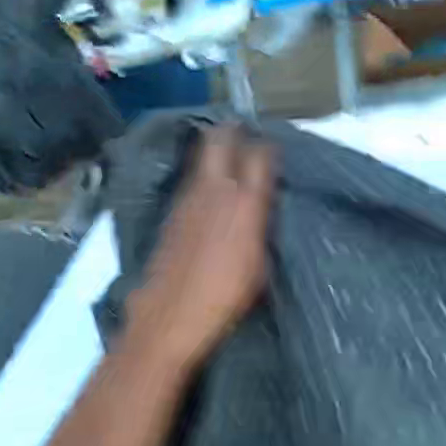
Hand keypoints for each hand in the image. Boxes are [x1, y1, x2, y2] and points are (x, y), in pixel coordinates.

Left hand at [125, 126, 275, 370]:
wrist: (170, 315)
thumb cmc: (225, 298)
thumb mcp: (260, 266)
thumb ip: (261, 227)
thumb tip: (262, 207)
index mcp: (245, 202)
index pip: (261, 154)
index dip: (269, 146)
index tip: (275, 147)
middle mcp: (214, 190)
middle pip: (221, 139)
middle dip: (234, 130)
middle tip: (245, 132)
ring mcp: (187, 198)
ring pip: (201, 156)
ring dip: (215, 150)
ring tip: (228, 155)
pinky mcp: (170, 212)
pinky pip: (190, 180)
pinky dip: (202, 175)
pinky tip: (208, 190)